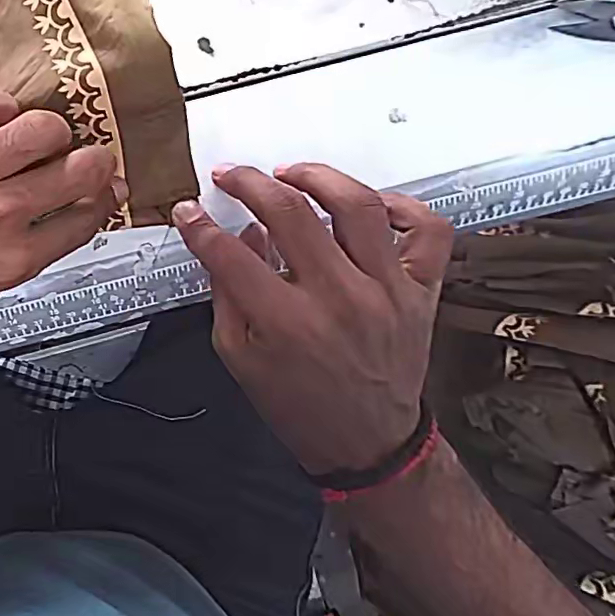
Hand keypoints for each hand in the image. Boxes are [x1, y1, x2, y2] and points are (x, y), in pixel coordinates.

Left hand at [0, 87, 122, 363]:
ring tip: (41, 138)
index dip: (105, 198)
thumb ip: (35, 249)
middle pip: (77, 170)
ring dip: (53, 130)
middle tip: (86, 159)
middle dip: (95, 162)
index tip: (105, 188)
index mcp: (12, 258)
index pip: (87, 216)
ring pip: (38, 130)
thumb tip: (74, 213)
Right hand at [171, 164, 452, 473]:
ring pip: (357, 206)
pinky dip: (401, 204)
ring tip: (290, 173)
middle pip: (290, 214)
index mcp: (284, 323)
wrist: (366, 441)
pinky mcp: (419, 292)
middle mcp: (337, 299)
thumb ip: (229, 294)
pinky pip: (426, 230)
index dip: (199, 225)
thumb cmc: (297, 404)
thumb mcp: (238, 357)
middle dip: (249, 184)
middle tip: (231, 175)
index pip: (228, 254)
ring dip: (317, 177)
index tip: (188, 211)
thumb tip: (237, 237)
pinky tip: (368, 202)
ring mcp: (385, 291)